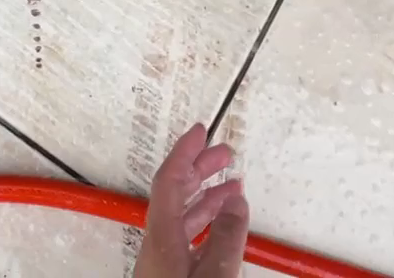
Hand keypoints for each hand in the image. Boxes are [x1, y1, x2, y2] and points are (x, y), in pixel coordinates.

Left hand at [132, 124, 248, 277]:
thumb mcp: (213, 274)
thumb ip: (225, 237)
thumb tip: (236, 200)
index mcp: (160, 236)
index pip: (168, 181)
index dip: (183, 152)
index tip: (200, 130)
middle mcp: (157, 243)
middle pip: (175, 193)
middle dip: (200, 168)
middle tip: (226, 154)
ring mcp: (162, 260)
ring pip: (183, 217)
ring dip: (208, 196)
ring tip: (235, 186)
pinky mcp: (169, 275)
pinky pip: (188, 237)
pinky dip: (207, 223)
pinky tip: (224, 223)